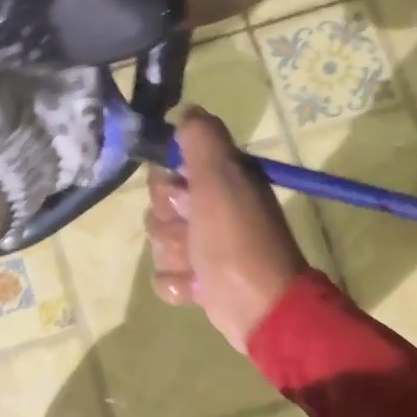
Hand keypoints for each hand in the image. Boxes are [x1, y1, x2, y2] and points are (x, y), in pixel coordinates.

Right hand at [146, 108, 308, 350]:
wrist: (256, 305)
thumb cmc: (236, 239)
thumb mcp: (220, 176)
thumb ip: (202, 138)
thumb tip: (187, 111)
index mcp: (222, 181)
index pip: (170, 170)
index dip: (168, 184)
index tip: (183, 194)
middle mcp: (214, 210)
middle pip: (160, 207)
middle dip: (168, 222)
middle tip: (193, 232)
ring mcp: (206, 249)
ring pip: (160, 244)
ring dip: (174, 255)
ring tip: (199, 264)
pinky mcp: (200, 284)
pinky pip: (167, 278)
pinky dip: (179, 285)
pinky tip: (197, 288)